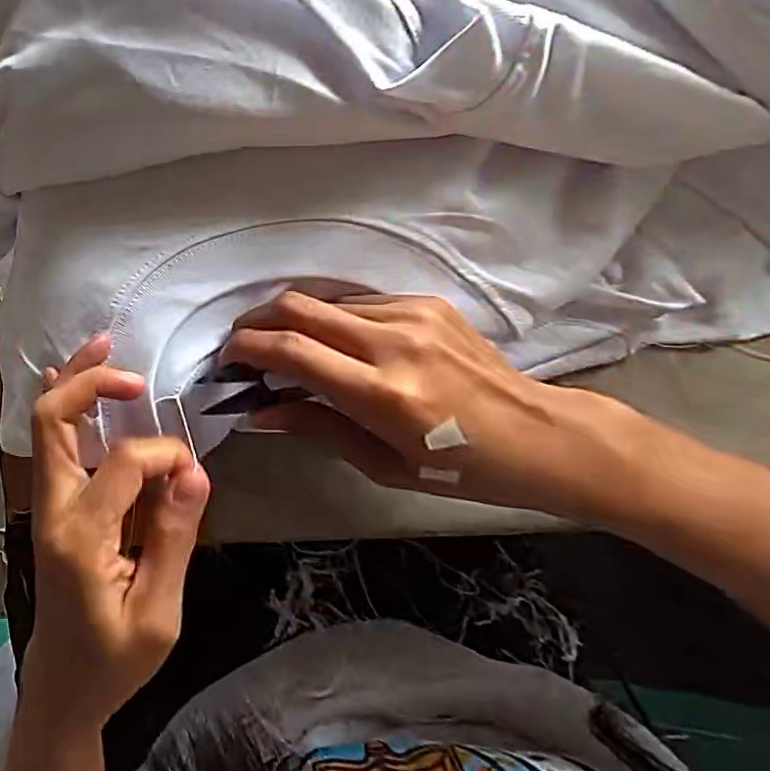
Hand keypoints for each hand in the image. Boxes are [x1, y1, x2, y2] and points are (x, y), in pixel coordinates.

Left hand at [23, 333, 210, 727]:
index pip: (126, 462)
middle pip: (54, 422)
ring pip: (47, 424)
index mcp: (81, 537)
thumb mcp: (159, 613)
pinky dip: (66, 405)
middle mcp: (54, 509)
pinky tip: (74, 379)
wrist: (62, 687)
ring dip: (75, 382)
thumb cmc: (113, 660)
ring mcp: (46, 504)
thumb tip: (192, 470)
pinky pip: (52, 441)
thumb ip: (175, 537)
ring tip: (103, 345)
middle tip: (131, 371)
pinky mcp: (52, 505)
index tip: (192, 472)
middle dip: (91, 383)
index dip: (166, 454)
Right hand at [222, 292, 672, 521]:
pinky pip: (360, 302)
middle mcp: (394, 341)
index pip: (293, 351)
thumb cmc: (462, 469)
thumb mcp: (385, 466)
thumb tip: (259, 412)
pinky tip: (338, 344)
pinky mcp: (427, 301)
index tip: (228, 360)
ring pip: (327, 301)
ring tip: (289, 349)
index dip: (248, 348)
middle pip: (299, 307)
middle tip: (244, 346)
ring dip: (296, 321)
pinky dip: (334, 319)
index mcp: (384, 394)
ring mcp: (413, 313)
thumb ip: (318, 428)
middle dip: (258, 321)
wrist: (541, 434)